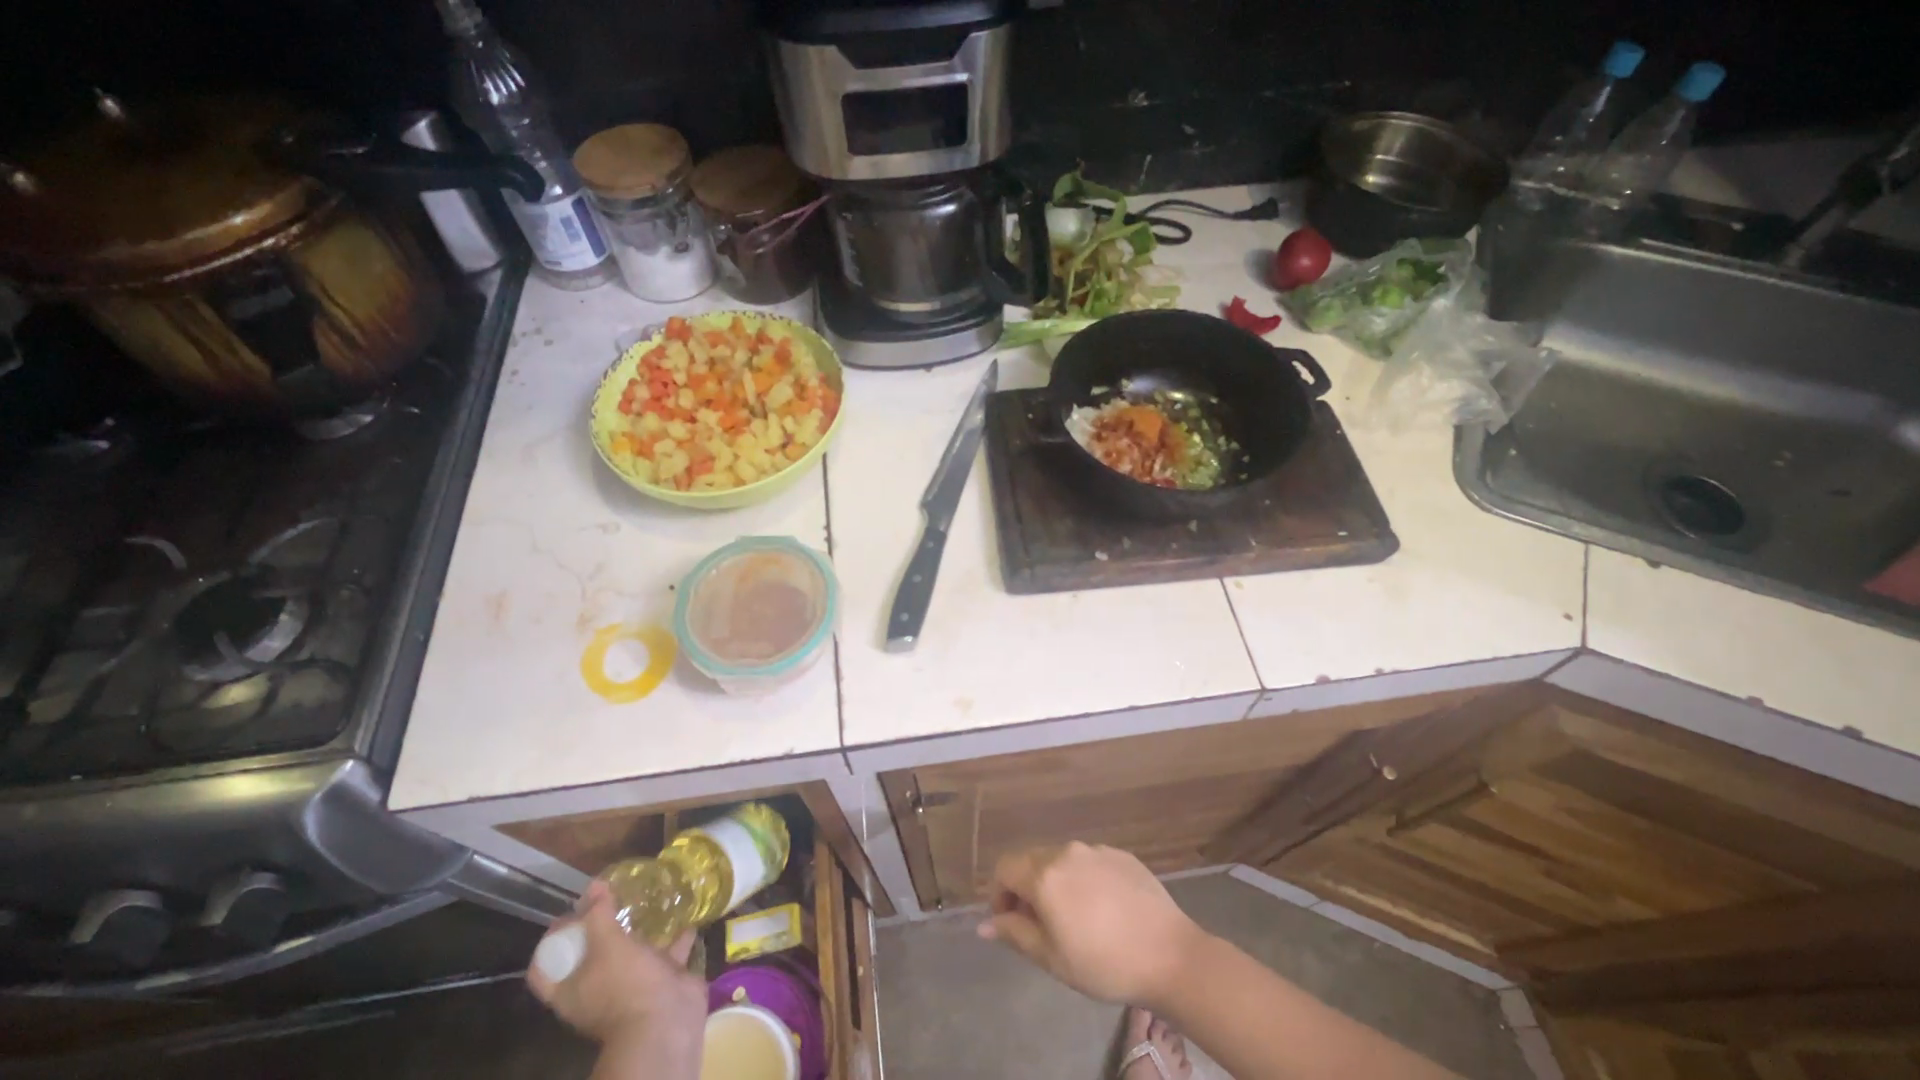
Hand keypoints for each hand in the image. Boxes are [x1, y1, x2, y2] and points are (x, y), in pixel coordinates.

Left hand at [527, 883, 706, 1049]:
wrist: (667, 1024)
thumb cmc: (626, 986)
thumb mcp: (607, 945)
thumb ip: (598, 915)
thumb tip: (595, 886)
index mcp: (570, 990)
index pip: (544, 968)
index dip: (550, 941)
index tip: (566, 916)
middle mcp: (596, 990)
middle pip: (589, 958)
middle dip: (599, 929)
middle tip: (611, 899)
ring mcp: (629, 988)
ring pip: (630, 955)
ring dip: (638, 932)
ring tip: (646, 901)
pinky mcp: (660, 983)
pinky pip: (667, 955)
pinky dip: (675, 937)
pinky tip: (683, 914)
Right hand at [976, 842, 1206, 1005]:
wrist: (1170, 956)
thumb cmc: (1103, 963)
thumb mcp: (1051, 958)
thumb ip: (1014, 934)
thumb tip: (985, 924)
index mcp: (1044, 874)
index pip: (1004, 868)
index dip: (998, 894)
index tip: (1010, 923)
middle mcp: (1068, 852)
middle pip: (1031, 860)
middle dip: (1024, 888)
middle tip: (1038, 925)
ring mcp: (1098, 851)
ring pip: (1061, 860)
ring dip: (1054, 883)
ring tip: (1072, 918)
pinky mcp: (1123, 856)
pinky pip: (1089, 862)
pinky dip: (1082, 880)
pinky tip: (1101, 910)